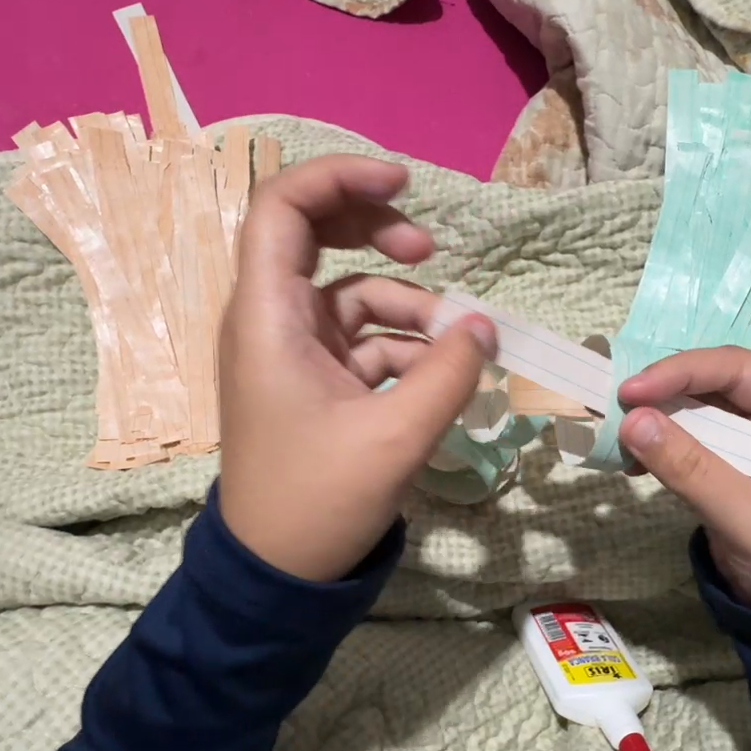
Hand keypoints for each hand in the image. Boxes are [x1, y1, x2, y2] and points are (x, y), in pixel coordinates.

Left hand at [217, 154, 496, 581]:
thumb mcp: (395, 437)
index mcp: (267, 317)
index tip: (405, 182)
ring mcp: (294, 352)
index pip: (284, 208)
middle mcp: (273, 321)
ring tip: (459, 345)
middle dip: (377, 233)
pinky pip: (364, 342)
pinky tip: (442, 375)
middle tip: (429, 251)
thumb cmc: (319, 501)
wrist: (279, 572)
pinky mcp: (316, 382)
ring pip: (352, 297)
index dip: (340, 178)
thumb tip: (482, 326)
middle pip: (315, 236)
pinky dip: (404, 349)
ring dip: (408, 310)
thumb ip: (447, 374)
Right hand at [616, 348, 750, 619]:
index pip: (740, 369)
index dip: (683, 370)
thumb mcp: (750, 519)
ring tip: (617, 437)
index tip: (630, 390)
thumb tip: (632, 419)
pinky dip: (658, 448)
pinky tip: (632, 463)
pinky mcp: (729, 471)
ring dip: (655, 419)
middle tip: (613, 407)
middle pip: (714, 384)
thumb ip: (692, 468)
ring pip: (696, 412)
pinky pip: (688, 443)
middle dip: (663, 392)